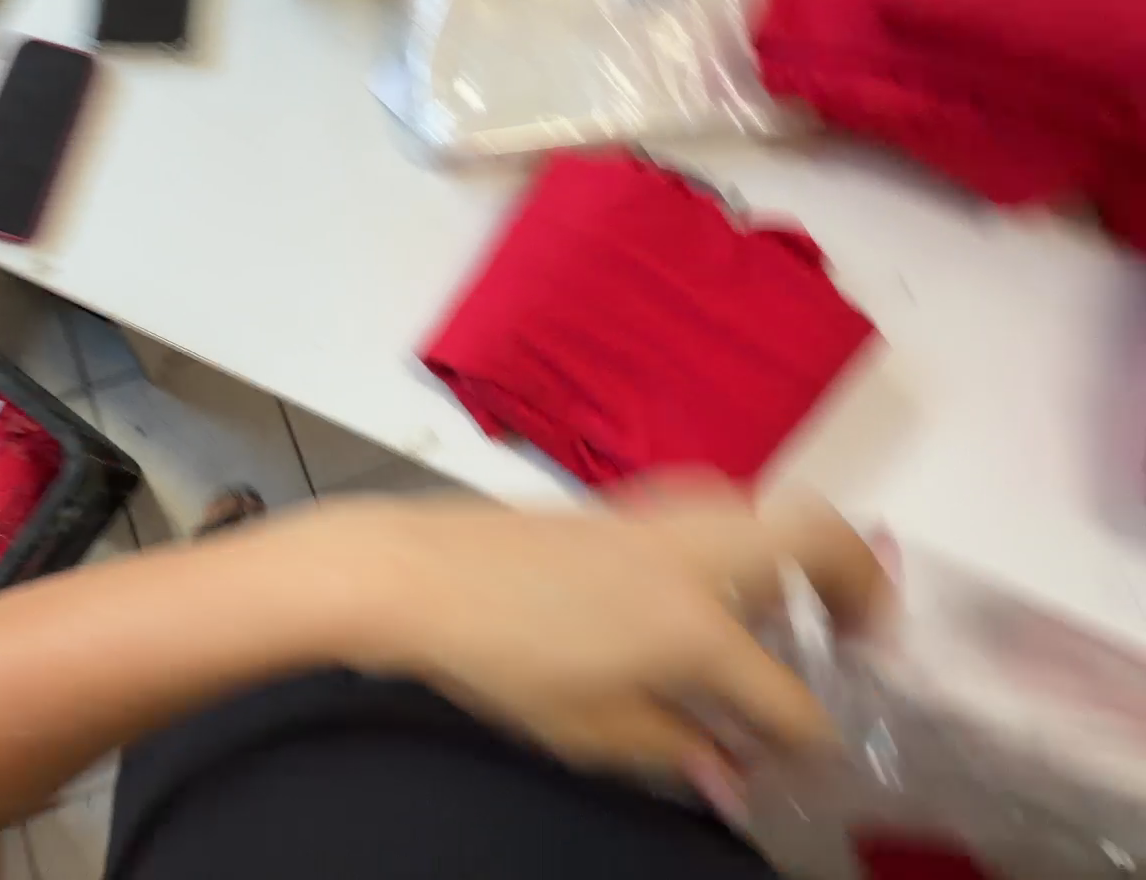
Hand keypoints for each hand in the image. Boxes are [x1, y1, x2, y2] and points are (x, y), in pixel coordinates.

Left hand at [302, 477, 889, 788]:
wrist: (414, 570)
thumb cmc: (492, 654)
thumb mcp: (583, 726)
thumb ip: (669, 746)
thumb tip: (727, 771)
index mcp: (690, 626)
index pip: (787, 695)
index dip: (803, 739)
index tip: (794, 755)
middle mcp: (683, 557)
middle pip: (813, 535)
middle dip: (862, 582)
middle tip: (858, 633)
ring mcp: (641, 519)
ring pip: (751, 505)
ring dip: (786, 549)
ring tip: (772, 604)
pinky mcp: (601, 504)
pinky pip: (691, 509)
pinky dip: (721, 539)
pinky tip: (684, 584)